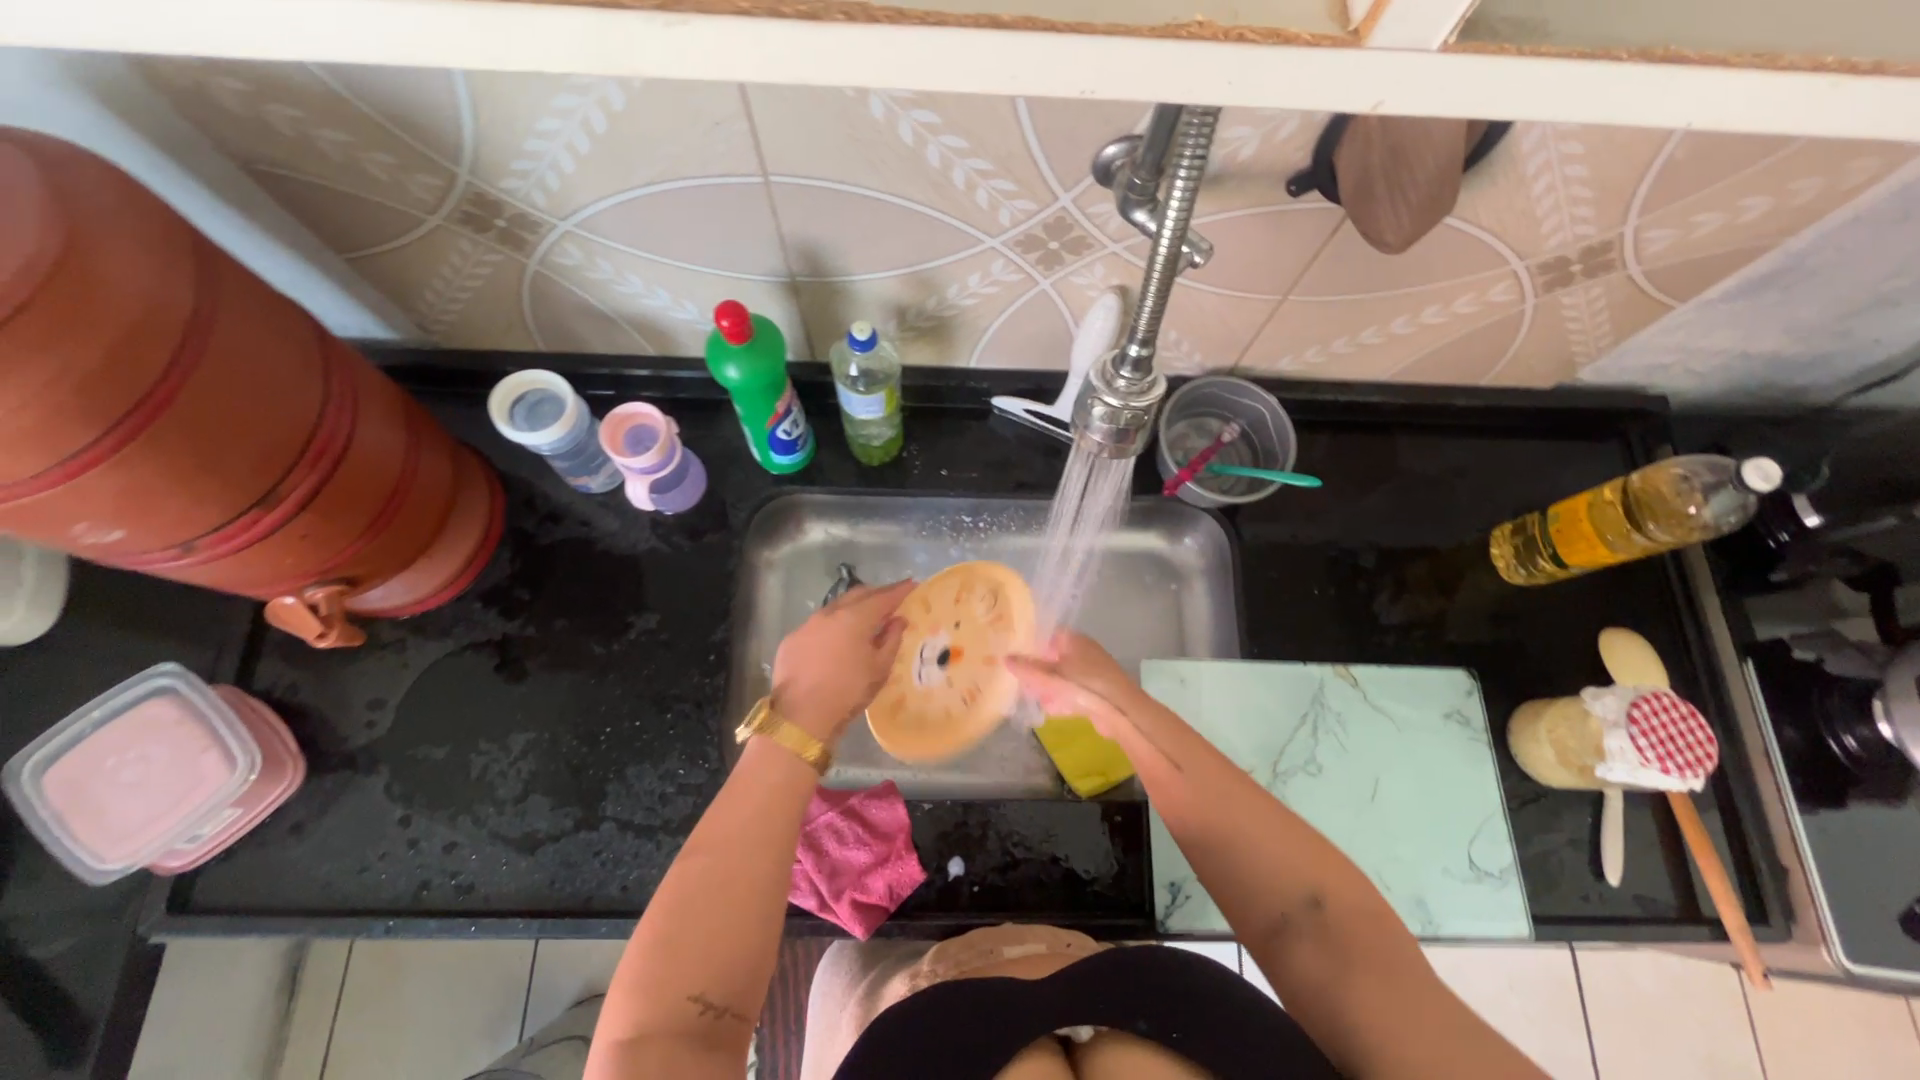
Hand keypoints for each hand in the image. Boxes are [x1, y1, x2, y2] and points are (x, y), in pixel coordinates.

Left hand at [771, 580, 913, 743]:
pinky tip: (835, 639)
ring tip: (864, 617)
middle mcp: (830, 613)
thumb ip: (891, 640)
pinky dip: (832, 626)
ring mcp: (807, 625)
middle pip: (857, 594)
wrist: (801, 715)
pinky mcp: (792, 639)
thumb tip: (897, 620)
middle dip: (876, 593)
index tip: (912, 585)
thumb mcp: (879, 669)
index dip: (899, 591)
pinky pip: (817, 625)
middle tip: (890, 598)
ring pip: (835, 607)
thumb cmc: (848, 691)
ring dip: (852, 608)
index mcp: (855, 618)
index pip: (883, 597)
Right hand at [1004, 630, 1145, 739]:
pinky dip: (1063, 698)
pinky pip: (1074, 691)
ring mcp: (1092, 671)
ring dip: (1049, 688)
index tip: (1015, 657)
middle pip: (1054, 658)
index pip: (1047, 636)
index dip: (1030, 645)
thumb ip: (1026, 669)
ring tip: (1035, 699)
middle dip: (1038, 671)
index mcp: (1073, 640)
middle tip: (1022, 682)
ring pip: (1063, 676)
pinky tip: (1053, 710)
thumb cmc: (1083, 686)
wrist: (1121, 711)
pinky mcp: (1097, 690)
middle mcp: (1083, 651)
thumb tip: (1005, 657)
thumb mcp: (1049, 678)